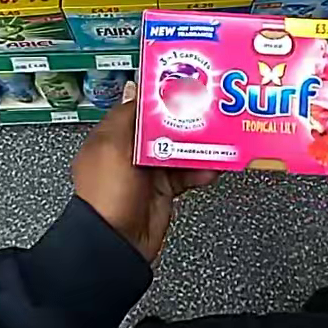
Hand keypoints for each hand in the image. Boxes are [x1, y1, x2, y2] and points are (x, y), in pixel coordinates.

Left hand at [72, 81, 215, 260]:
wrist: (117, 244)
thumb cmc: (108, 192)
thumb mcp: (113, 146)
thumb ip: (128, 116)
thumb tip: (135, 87)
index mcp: (111, 136)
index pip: (138, 107)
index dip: (159, 96)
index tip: (184, 83)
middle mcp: (129, 151)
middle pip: (163, 126)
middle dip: (186, 118)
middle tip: (210, 107)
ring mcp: (148, 171)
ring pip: (179, 148)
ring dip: (199, 144)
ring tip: (219, 136)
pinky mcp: (164, 189)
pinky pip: (187, 173)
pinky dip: (202, 169)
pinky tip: (215, 166)